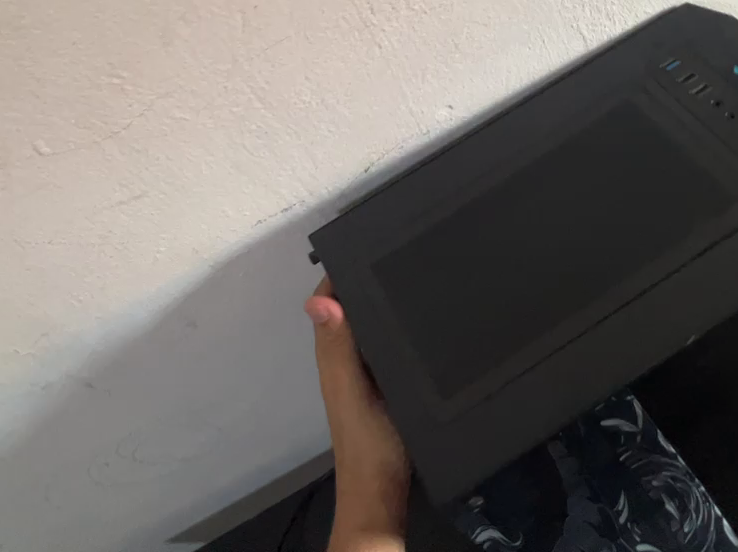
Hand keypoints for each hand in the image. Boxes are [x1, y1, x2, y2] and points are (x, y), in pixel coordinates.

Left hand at [306, 277, 408, 546]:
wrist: (385, 493)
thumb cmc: (370, 442)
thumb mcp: (353, 390)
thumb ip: (338, 348)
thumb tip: (318, 300)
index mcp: (334, 353)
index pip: (331, 299)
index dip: (342, 271)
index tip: (367, 243)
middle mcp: (346, 356)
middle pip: (351, 307)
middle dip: (365, 279)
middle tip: (399, 251)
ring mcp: (365, 370)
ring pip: (369, 323)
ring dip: (381, 300)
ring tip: (412, 273)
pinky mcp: (385, 383)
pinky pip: (385, 341)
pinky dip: (396, 324)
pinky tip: (419, 318)